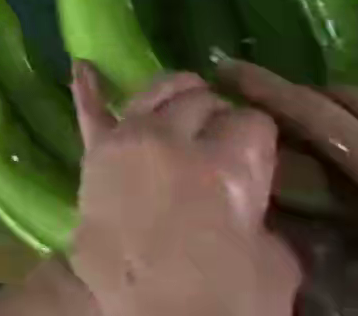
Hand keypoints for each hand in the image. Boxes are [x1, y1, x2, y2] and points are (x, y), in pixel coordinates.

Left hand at [68, 64, 300, 315]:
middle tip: (229, 128)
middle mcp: (172, 137)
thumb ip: (267, 224)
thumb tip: (256, 205)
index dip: (262, 134)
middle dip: (221, 110)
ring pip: (153, 92)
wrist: (139, 310)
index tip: (266, 146)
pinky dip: (87, 87)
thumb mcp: (274, 269)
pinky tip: (84, 65)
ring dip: (176, 89)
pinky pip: (89, 109)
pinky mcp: (95, 148)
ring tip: (190, 89)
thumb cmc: (217, 300)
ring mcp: (128, 137)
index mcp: (225, 165)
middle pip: (202, 101)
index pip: (252, 123)